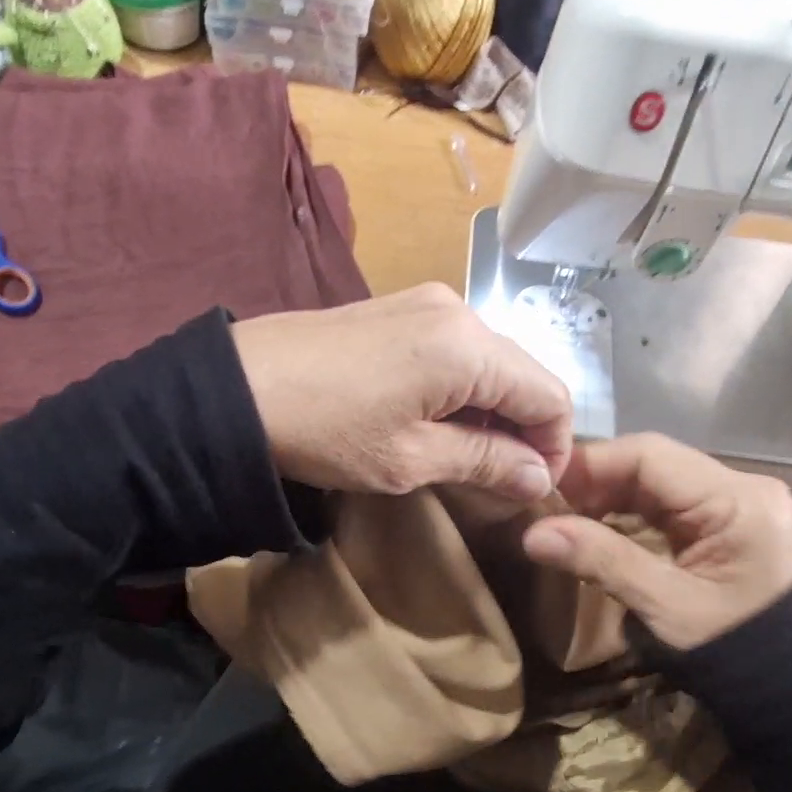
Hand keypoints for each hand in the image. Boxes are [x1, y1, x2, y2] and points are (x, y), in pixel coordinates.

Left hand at [232, 284, 571, 500]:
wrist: (235, 389)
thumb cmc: (327, 431)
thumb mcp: (410, 459)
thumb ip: (486, 461)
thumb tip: (540, 478)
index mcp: (470, 347)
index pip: (551, 395)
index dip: (556, 447)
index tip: (535, 489)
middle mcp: (459, 310)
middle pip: (525, 373)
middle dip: (527, 429)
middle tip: (505, 479)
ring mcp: (427, 302)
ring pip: (491, 361)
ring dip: (494, 409)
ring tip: (470, 456)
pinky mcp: (399, 307)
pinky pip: (456, 349)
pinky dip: (463, 388)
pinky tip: (439, 420)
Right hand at [520, 434, 791, 650]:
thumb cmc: (736, 653)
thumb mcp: (667, 608)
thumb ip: (603, 561)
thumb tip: (532, 534)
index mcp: (738, 500)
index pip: (650, 456)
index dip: (590, 464)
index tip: (541, 484)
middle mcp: (743, 486)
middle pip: (654, 464)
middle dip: (595, 481)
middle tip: (544, 505)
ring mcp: (738, 503)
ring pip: (658, 482)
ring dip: (609, 496)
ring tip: (563, 518)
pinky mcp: (728, 522)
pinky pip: (670, 504)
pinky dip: (630, 513)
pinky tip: (597, 528)